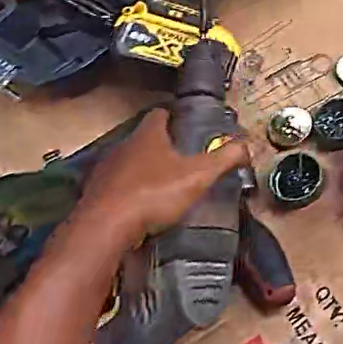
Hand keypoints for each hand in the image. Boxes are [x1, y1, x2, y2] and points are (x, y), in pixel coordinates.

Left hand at [70, 109, 249, 254]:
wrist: (104, 230)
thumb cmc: (154, 193)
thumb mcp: (201, 175)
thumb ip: (226, 158)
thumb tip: (248, 147)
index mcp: (148, 135)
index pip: (160, 113)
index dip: (176, 116)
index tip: (190, 125)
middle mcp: (123, 147)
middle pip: (146, 139)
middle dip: (165, 146)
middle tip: (187, 158)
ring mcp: (105, 171)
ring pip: (130, 163)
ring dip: (146, 170)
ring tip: (168, 184)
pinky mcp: (94, 196)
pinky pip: (118, 187)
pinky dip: (132, 192)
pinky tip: (145, 206)